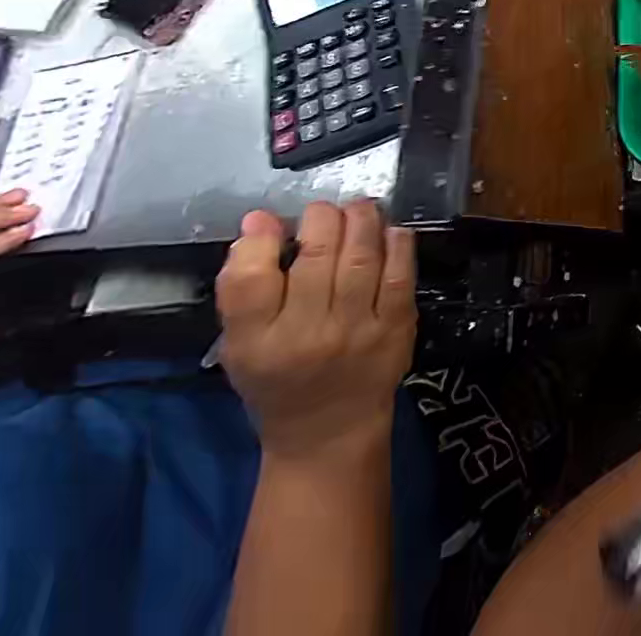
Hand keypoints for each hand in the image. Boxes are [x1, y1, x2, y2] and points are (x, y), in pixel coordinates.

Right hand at [216, 200, 415, 459]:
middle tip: (324, 210)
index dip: (261, 240)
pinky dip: (397, 245)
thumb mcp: (240, 344)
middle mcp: (309, 334)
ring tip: (359, 208)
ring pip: (362, 258)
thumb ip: (243, 285)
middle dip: (323, 218)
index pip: (251, 280)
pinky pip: (400, 275)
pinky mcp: (397, 329)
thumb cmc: (280, 381)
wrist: (330, 432)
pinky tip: (391, 231)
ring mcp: (359, 330)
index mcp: (259, 341)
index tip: (270, 221)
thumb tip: (259, 221)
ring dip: (363, 221)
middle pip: (317, 256)